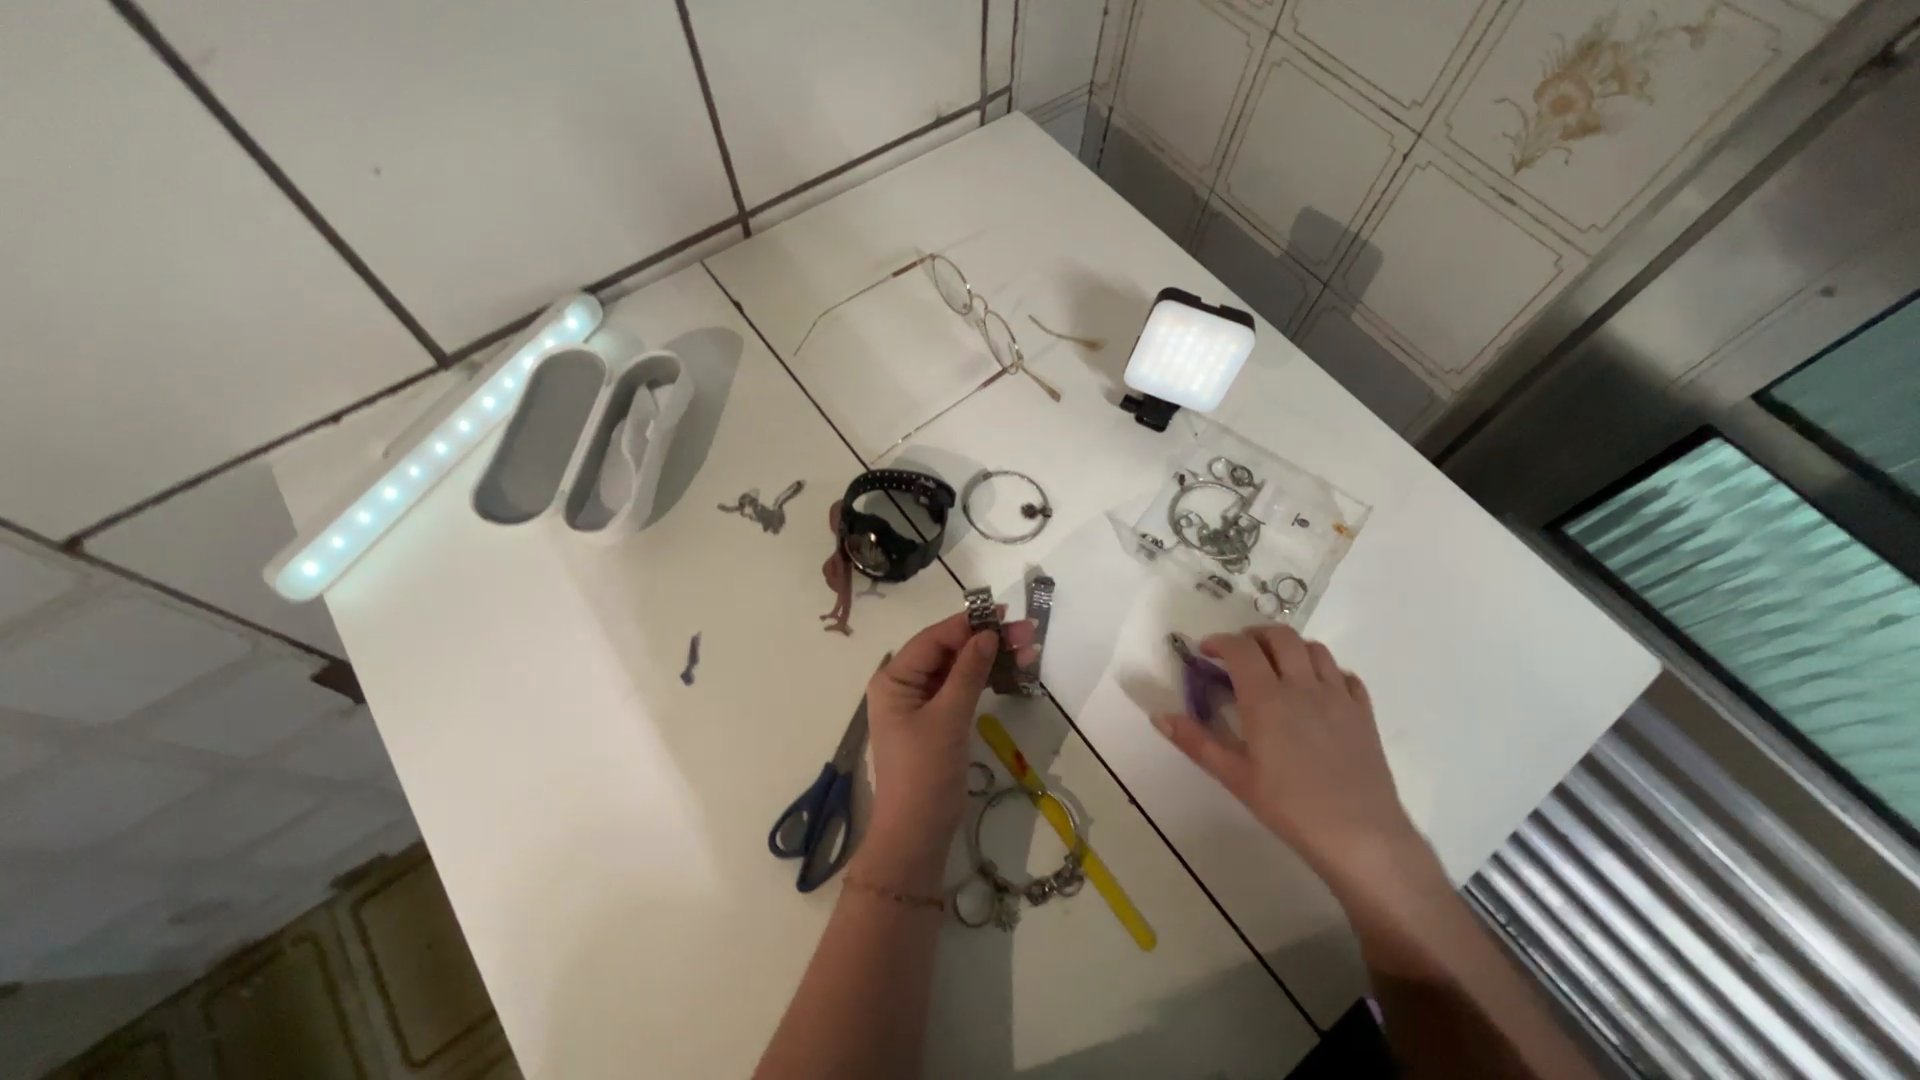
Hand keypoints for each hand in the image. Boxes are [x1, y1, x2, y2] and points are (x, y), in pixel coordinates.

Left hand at [864, 609, 1036, 854]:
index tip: (1005, 614)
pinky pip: (962, 690)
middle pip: (948, 651)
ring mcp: (921, 705)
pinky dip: (986, 680)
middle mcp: (904, 686)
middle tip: (1028, 632)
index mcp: (894, 680)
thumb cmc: (925, 773)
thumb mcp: (948, 718)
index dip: (968, 624)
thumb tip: (987, 634)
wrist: (917, 833)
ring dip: (991, 659)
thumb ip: (968, 673)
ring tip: (1030, 649)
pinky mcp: (937, 722)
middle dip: (986, 640)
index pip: (933, 639)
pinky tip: (1013, 672)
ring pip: (959, 669)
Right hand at [1153, 625, 1423, 890]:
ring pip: (1314, 648)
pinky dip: (1325, 671)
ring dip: (1290, 648)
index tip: (1206, 651)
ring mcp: (1338, 696)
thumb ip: (1196, 742)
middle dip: (1254, 636)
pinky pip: (1344, 674)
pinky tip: (1315, 691)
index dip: (1220, 642)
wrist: (1359, 834)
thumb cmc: (1289, 807)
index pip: (1241, 648)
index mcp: (1266, 698)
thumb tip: (1159, 716)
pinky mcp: (1363, 712)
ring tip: (1276, 667)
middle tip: (1239, 655)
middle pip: (1280, 636)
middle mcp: (1303, 685)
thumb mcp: (1234, 777)